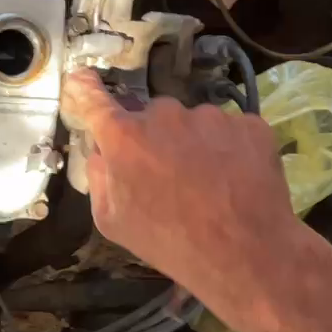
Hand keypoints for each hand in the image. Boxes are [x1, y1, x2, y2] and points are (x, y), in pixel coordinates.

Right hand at [60, 68, 306, 310]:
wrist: (246, 254)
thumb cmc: (167, 241)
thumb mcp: (111, 220)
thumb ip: (99, 176)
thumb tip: (102, 152)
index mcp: (124, 137)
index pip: (94, 99)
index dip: (85, 88)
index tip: (81, 77)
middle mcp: (165, 115)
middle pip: (151, 116)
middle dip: (153, 138)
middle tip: (166, 176)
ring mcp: (211, 116)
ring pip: (192, 123)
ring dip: (192, 144)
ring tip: (205, 183)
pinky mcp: (250, 124)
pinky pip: (228, 130)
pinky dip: (227, 149)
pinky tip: (232, 179)